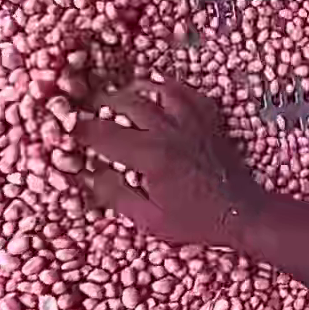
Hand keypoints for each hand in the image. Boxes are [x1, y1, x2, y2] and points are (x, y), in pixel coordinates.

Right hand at [77, 77, 267, 249]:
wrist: (243, 213)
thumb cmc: (196, 221)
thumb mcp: (150, 220)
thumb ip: (117, 195)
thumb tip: (91, 176)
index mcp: (150, 156)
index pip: (104, 133)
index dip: (80, 128)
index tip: (65, 125)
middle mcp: (170, 131)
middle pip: (128, 103)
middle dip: (102, 103)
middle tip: (88, 109)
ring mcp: (192, 122)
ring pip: (157, 90)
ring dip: (135, 91)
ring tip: (119, 96)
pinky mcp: (209, 121)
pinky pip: (188, 93)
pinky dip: (170, 88)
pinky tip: (160, 92)